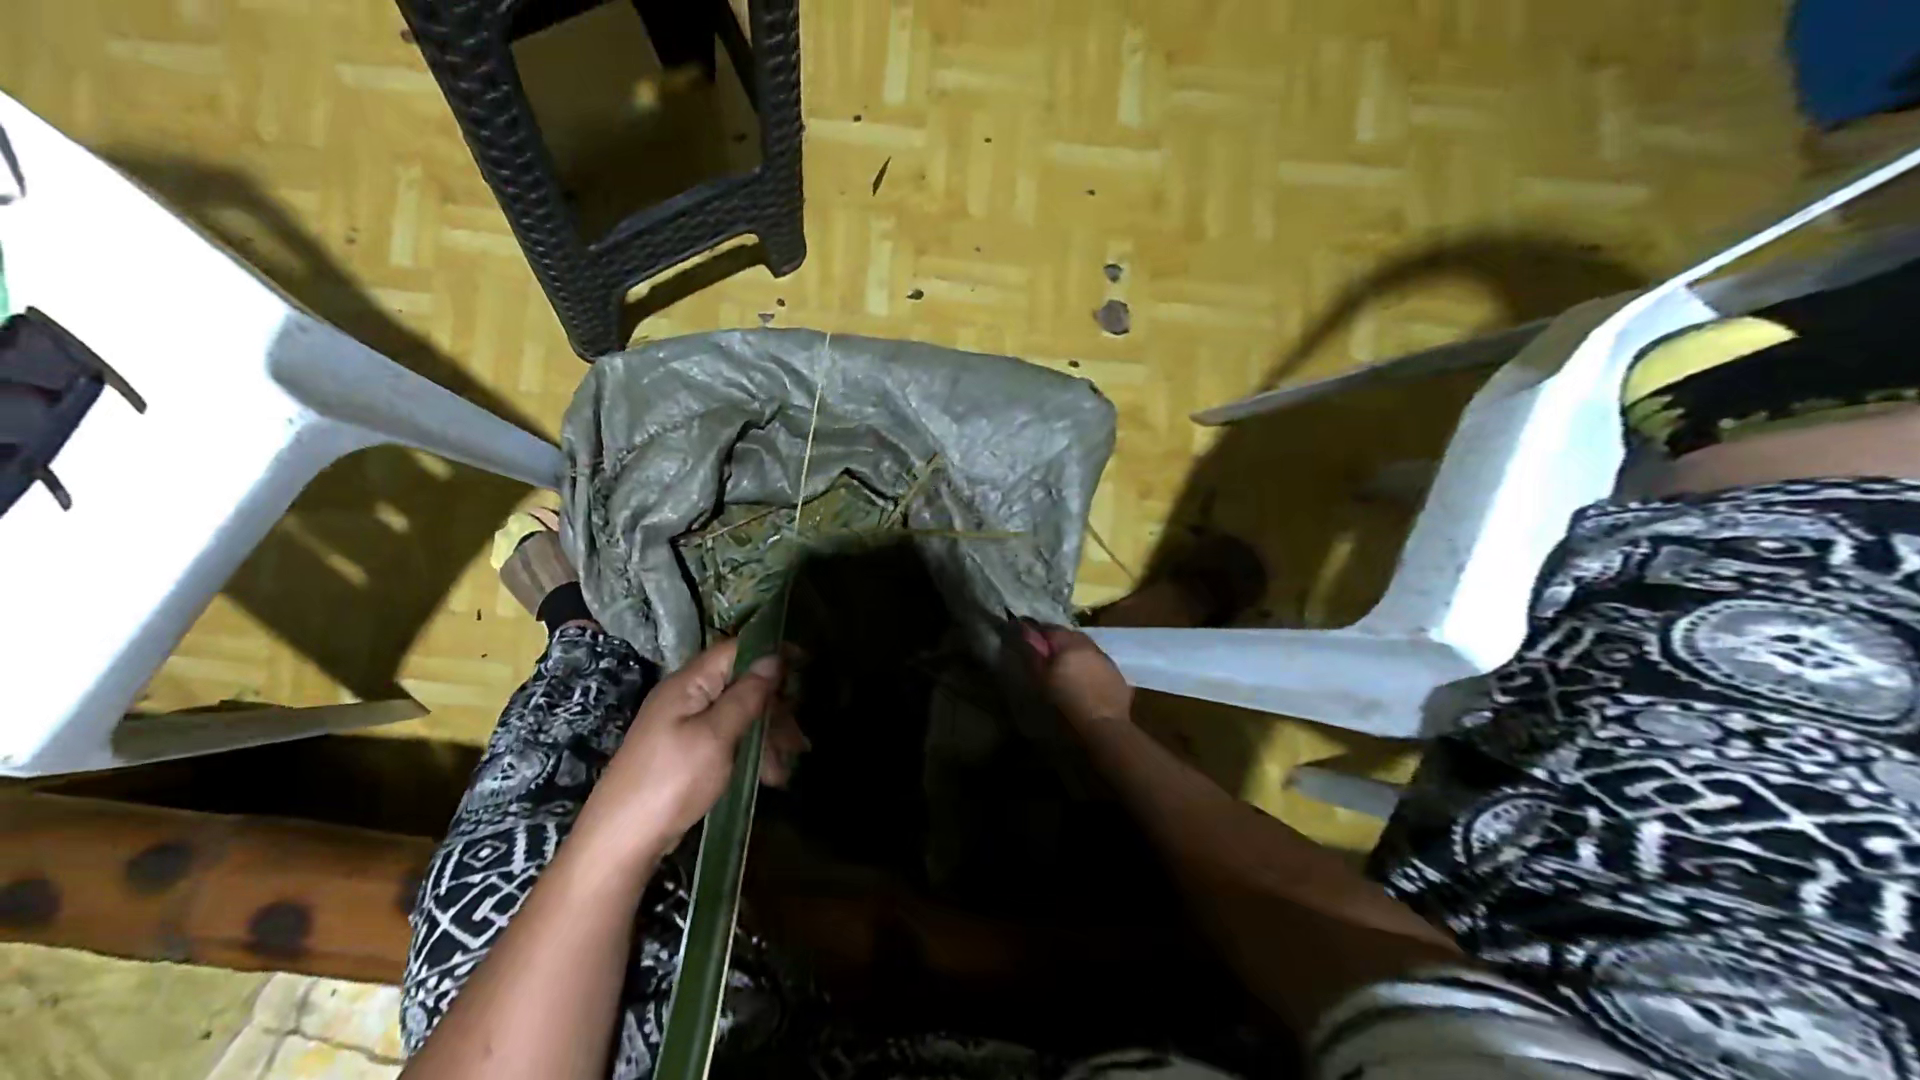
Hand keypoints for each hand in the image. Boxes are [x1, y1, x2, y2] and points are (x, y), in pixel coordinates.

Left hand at [575, 640, 805, 866]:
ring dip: (767, 736)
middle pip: (742, 685)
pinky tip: (769, 777)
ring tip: (786, 768)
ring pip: (739, 715)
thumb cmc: (671, 782)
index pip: (737, 650)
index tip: (806, 665)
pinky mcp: (688, 752)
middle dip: (775, 708)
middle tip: (799, 739)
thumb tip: (774, 658)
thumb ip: (746, 695)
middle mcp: (687, 697)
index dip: (772, 652)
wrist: (621, 842)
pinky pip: (728, 739)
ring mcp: (686, 725)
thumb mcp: (716, 736)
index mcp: (690, 684)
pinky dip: (751, 752)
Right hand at [1018, 623, 1133, 731]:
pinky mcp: (1118, 674)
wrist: (1104, 726)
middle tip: (1049, 655)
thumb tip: (1026, 633)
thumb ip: (1034, 655)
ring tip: (1068, 668)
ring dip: (1076, 653)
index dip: (1039, 633)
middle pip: (1071, 635)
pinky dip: (1090, 666)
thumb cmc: (1066, 704)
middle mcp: (1090, 646)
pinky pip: (1099, 663)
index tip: (1031, 641)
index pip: (1051, 629)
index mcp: (1069, 644)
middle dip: (1059, 641)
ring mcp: (1106, 659)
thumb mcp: (1042, 681)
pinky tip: (1086, 680)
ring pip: (1087, 648)